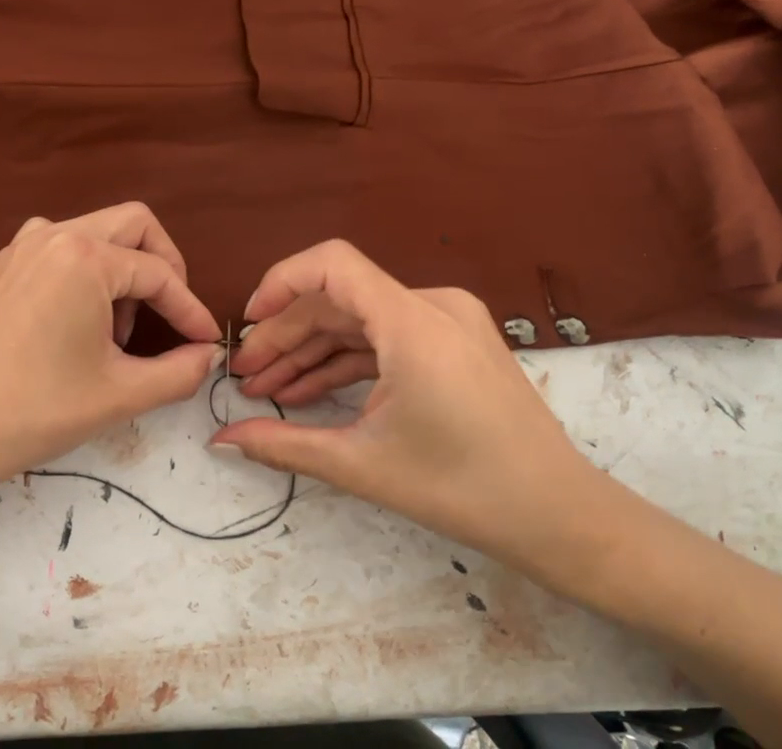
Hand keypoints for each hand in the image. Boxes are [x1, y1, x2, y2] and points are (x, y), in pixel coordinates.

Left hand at [0, 203, 222, 487]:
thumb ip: (180, 371)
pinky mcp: (5, 265)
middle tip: (172, 317)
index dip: (189, 309)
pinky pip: (63, 247)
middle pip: (133, 225)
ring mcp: (23, 246)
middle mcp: (53, 235)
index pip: (158, 273)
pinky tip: (85, 322)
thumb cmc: (40, 410)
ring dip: (124, 268)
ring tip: (122, 330)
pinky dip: (89, 271)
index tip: (207, 341)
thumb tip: (208, 355)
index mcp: (84, 257)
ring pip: (97, 232)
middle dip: (164, 267)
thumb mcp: (122, 393)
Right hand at [212, 240, 600, 559]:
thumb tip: (220, 442)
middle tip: (246, 378)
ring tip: (268, 392)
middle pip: (337, 299)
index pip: (330, 264)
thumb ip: (282, 445)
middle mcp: (433, 306)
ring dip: (311, 353)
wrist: (561, 517)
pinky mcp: (456, 343)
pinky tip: (309, 394)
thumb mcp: (361, 464)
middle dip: (285, 336)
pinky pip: (386, 338)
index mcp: (413, 322)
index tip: (248, 326)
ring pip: (359, 320)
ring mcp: (450, 323)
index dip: (278, 283)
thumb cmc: (462, 488)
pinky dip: (346, 362)